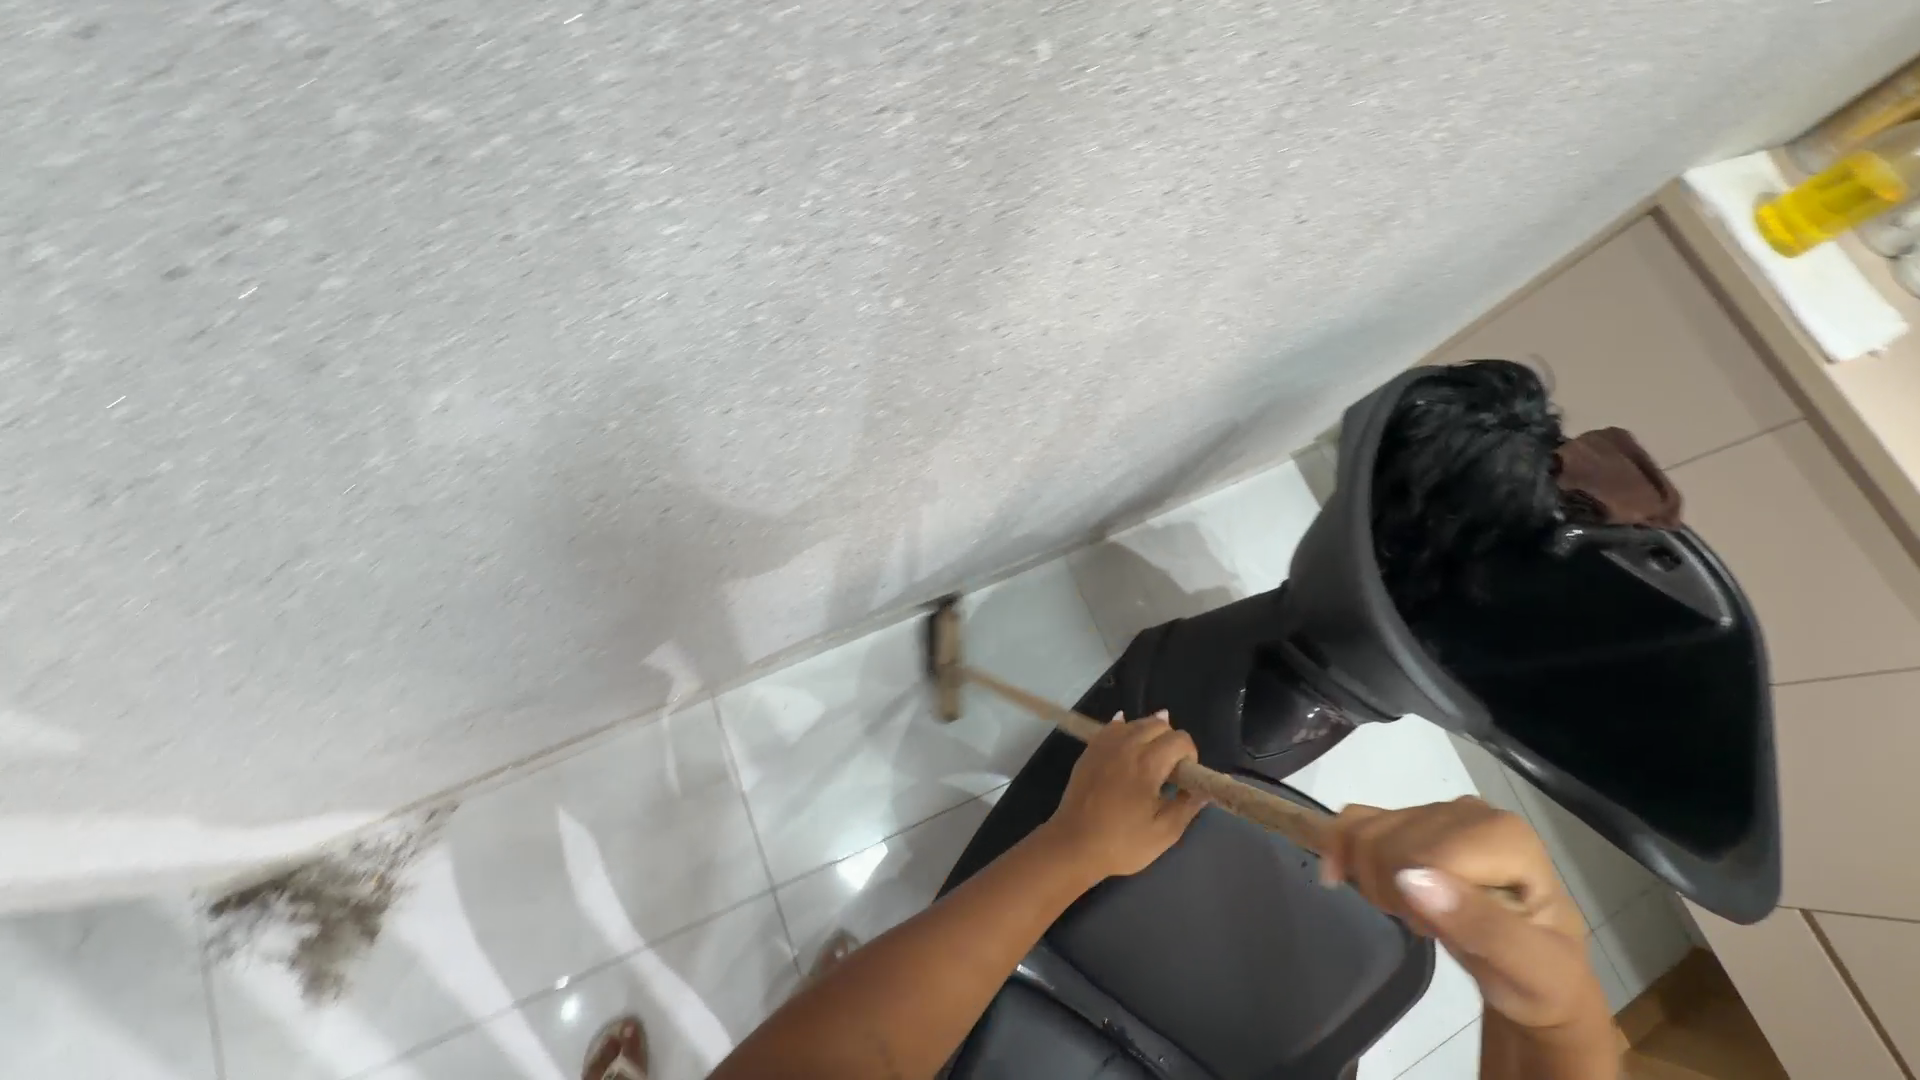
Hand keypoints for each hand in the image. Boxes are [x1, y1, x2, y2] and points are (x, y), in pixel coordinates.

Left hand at [1038, 712, 1207, 880]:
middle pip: (1158, 724)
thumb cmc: (1122, 842)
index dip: (1190, 755)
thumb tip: (1204, 789)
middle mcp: (1126, 745)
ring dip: (1150, 734)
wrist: (1074, 844)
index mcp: (1147, 763)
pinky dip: (1125, 728)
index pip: (1180, 739)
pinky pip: (1112, 727)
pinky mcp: (1090, 750)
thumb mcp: (1164, 832)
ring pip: (1135, 722)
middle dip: (1171, 742)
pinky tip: (1128, 739)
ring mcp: (1104, 745)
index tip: (1185, 779)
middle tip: (1170, 771)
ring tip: (1152, 758)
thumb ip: (1187, 806)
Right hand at [1320, 798, 1610, 1039]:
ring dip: (1366, 876)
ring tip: (1404, 907)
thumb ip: (1478, 924)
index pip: (1419, 854)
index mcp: (1503, 836)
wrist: (1536, 974)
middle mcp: (1469, 811)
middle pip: (1385, 838)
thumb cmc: (1540, 976)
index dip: (1409, 897)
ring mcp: (1439, 812)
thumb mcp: (1527, 967)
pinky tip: (1337, 872)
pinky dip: (1336, 845)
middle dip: (1385, 888)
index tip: (1429, 931)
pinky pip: (1356, 820)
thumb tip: (1411, 879)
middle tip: (1420, 924)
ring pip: (1362, 828)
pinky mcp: (1416, 819)